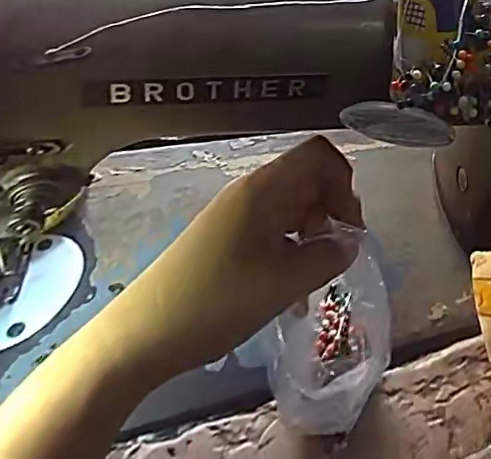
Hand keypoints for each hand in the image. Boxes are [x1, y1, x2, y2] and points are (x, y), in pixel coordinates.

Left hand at [117, 134, 364, 377]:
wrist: (140, 335)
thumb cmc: (215, 301)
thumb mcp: (282, 283)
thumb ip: (326, 257)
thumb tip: (350, 242)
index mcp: (265, 188)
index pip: (318, 155)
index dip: (343, 181)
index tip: (350, 225)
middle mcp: (251, 191)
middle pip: (307, 179)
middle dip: (332, 210)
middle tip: (340, 252)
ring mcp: (235, 214)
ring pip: (290, 207)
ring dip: (312, 234)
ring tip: (316, 277)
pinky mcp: (224, 237)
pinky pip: (271, 229)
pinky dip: (290, 249)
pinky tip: (290, 288)